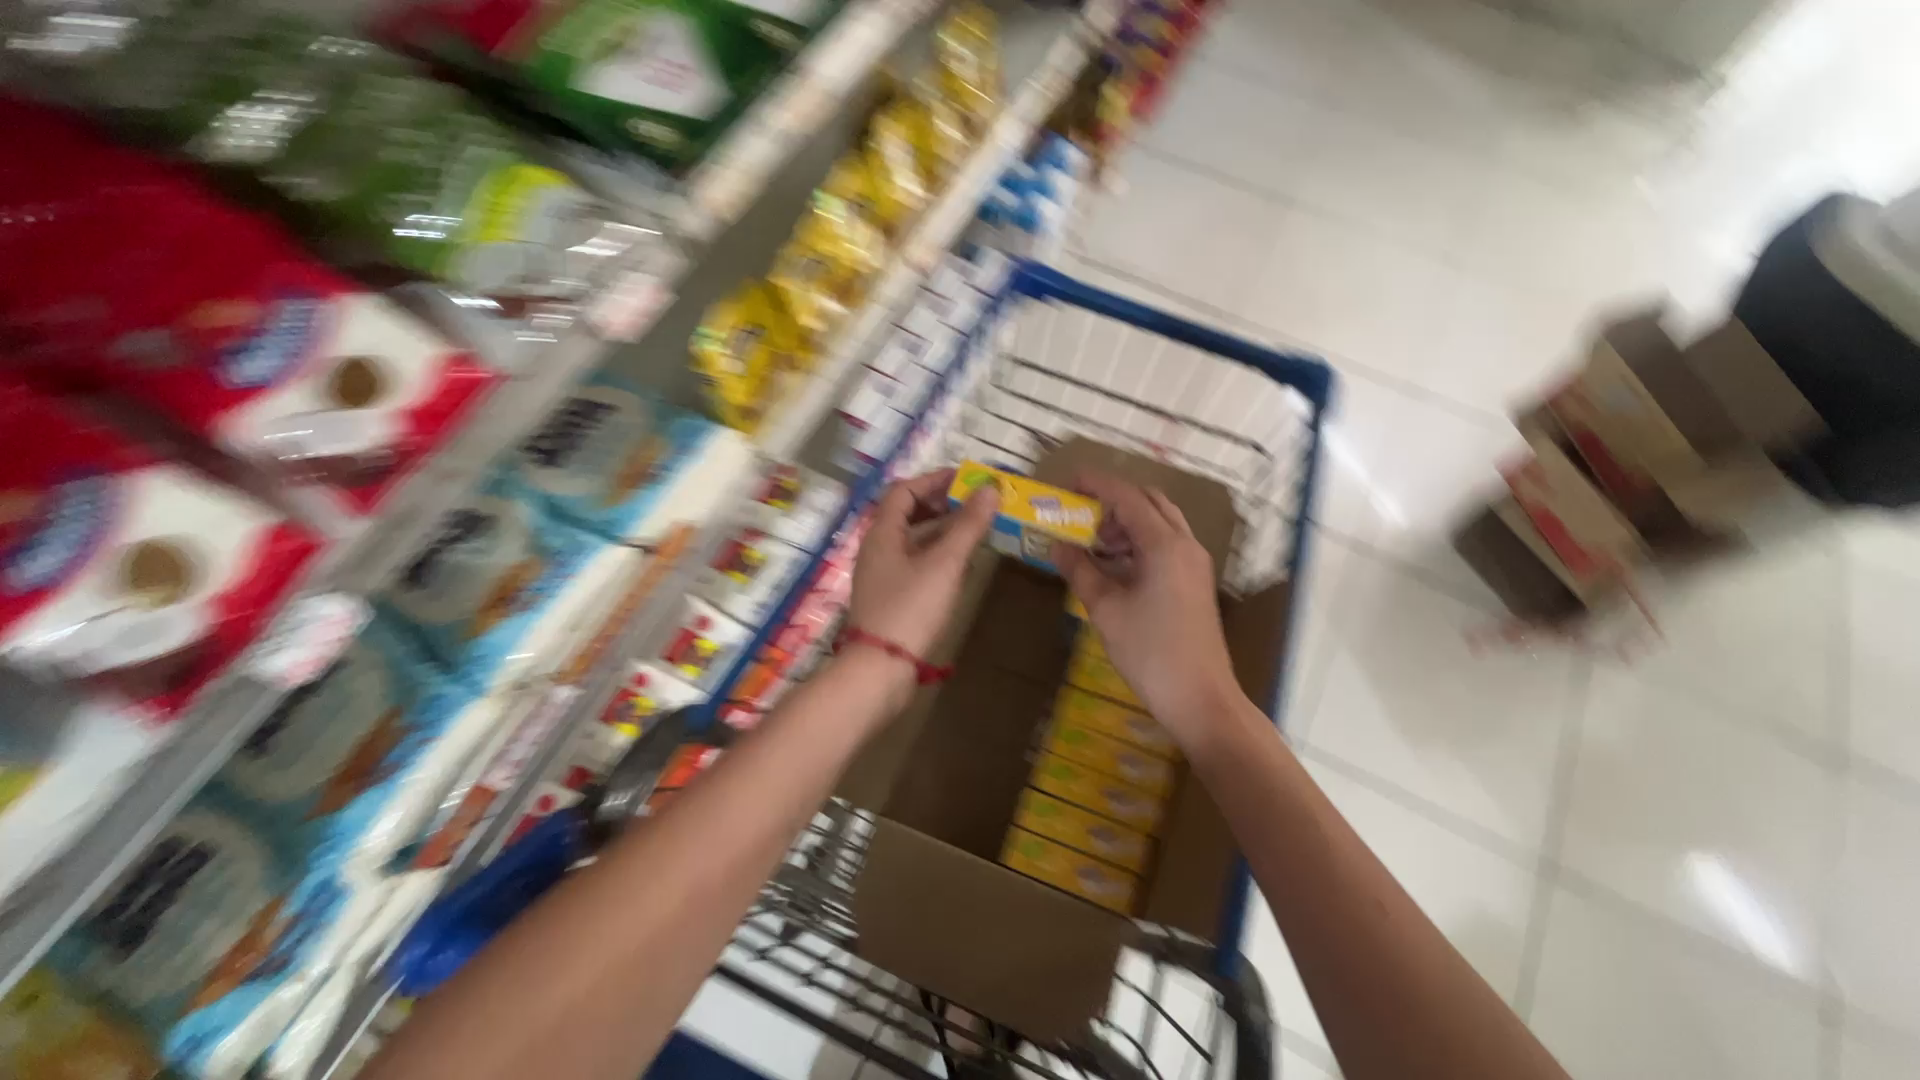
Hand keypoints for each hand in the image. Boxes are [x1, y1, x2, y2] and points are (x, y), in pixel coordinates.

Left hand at [845, 468, 999, 665]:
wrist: (880, 669)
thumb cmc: (910, 609)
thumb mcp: (944, 564)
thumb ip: (967, 526)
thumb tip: (990, 489)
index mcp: (882, 533)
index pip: (904, 490)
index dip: (934, 480)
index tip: (966, 479)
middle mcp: (876, 549)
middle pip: (906, 514)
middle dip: (940, 504)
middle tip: (974, 504)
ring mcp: (881, 576)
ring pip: (912, 541)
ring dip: (941, 531)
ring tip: (975, 530)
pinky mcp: (890, 598)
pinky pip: (914, 564)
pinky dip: (937, 556)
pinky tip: (961, 565)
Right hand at [1054, 472, 1242, 746]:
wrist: (1200, 697)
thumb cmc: (1150, 652)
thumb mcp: (1105, 610)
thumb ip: (1080, 571)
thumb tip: (1058, 546)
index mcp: (1164, 544)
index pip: (1127, 496)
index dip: (1095, 484)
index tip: (1066, 482)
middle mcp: (1185, 544)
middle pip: (1149, 502)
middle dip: (1113, 501)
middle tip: (1080, 515)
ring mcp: (1195, 564)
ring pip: (1160, 524)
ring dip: (1126, 524)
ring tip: (1093, 545)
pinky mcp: (1195, 583)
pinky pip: (1166, 546)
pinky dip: (1139, 544)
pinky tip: (1114, 567)